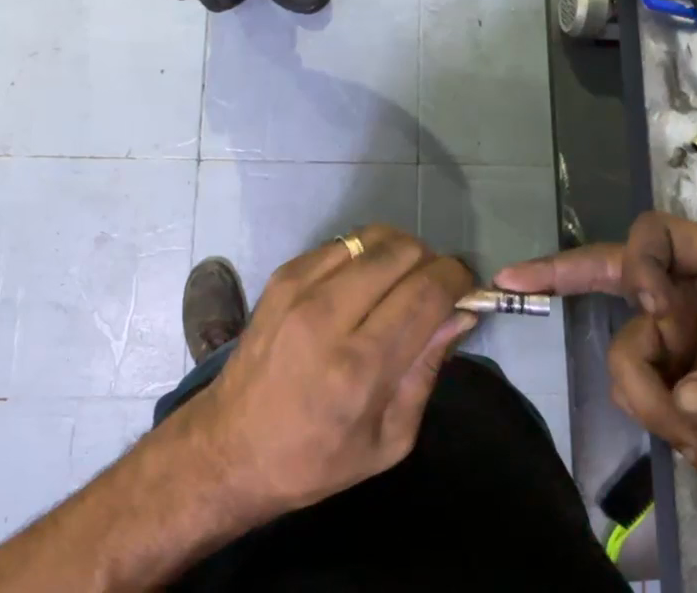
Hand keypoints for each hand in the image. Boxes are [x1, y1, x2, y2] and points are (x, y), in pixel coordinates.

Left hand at [181, 226, 477, 517]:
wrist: (230, 448)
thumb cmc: (316, 458)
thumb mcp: (390, 439)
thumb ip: (428, 369)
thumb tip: (462, 312)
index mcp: (360, 366)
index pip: (426, 291)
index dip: (457, 280)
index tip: (465, 290)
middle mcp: (328, 316)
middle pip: (403, 252)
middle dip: (431, 264)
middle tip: (432, 291)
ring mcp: (299, 289)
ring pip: (372, 237)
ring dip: (399, 254)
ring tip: (399, 285)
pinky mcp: (281, 276)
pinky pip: (341, 243)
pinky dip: (364, 255)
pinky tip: (362, 285)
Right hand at [495, 212, 696, 521]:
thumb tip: (685, 395)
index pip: (664, 234)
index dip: (642, 259)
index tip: (651, 307)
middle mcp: (692, 296)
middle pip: (615, 266)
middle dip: (566, 272)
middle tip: (514, 279)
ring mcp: (673, 334)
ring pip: (620, 344)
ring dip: (644, 393)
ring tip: (691, 437)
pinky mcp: (661, 370)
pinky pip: (624, 379)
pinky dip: (646, 411)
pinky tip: (689, 440)